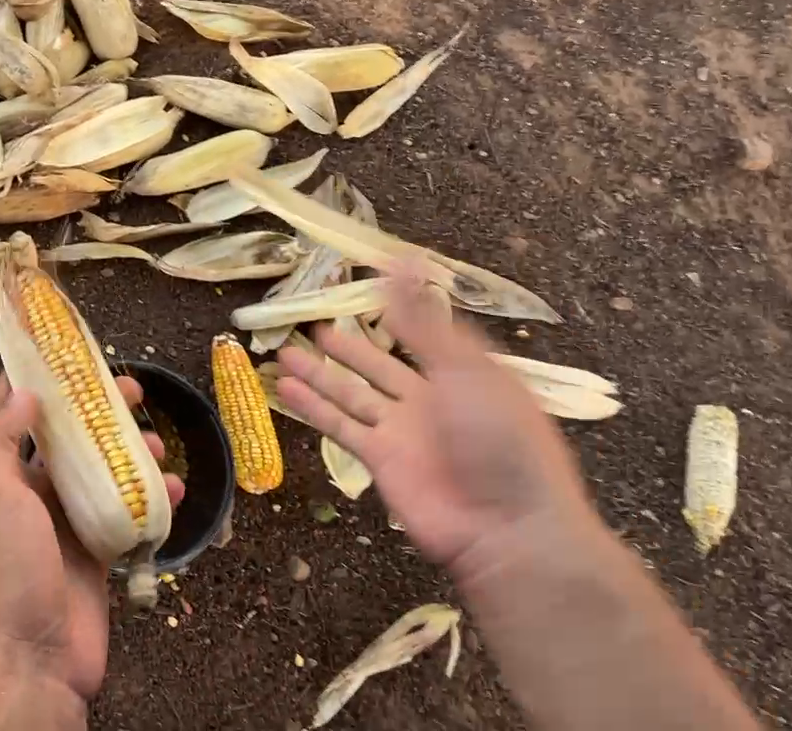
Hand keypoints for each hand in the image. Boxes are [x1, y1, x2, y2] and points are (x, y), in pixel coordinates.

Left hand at [0, 375, 185, 712]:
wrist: (40, 659)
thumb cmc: (11, 571)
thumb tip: (21, 389)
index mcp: (4, 475)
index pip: (15, 414)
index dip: (36, 382)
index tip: (63, 352)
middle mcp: (34, 492)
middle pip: (68, 437)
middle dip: (96, 409)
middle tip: (131, 388)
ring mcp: (69, 520)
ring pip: (103, 469)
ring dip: (130, 450)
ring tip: (156, 440)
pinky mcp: (100, 549)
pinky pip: (128, 511)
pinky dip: (152, 498)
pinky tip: (175, 489)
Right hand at [275, 268, 595, 582]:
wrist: (509, 529)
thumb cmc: (500, 442)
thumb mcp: (466, 371)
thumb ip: (423, 322)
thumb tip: (401, 263)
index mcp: (462, 376)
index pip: (423, 337)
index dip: (396, 316)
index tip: (365, 293)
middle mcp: (429, 401)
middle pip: (379, 366)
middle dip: (348, 349)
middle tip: (314, 329)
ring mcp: (401, 432)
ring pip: (350, 394)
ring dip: (317, 374)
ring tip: (284, 352)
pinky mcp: (378, 459)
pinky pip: (339, 426)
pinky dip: (311, 407)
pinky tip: (283, 388)